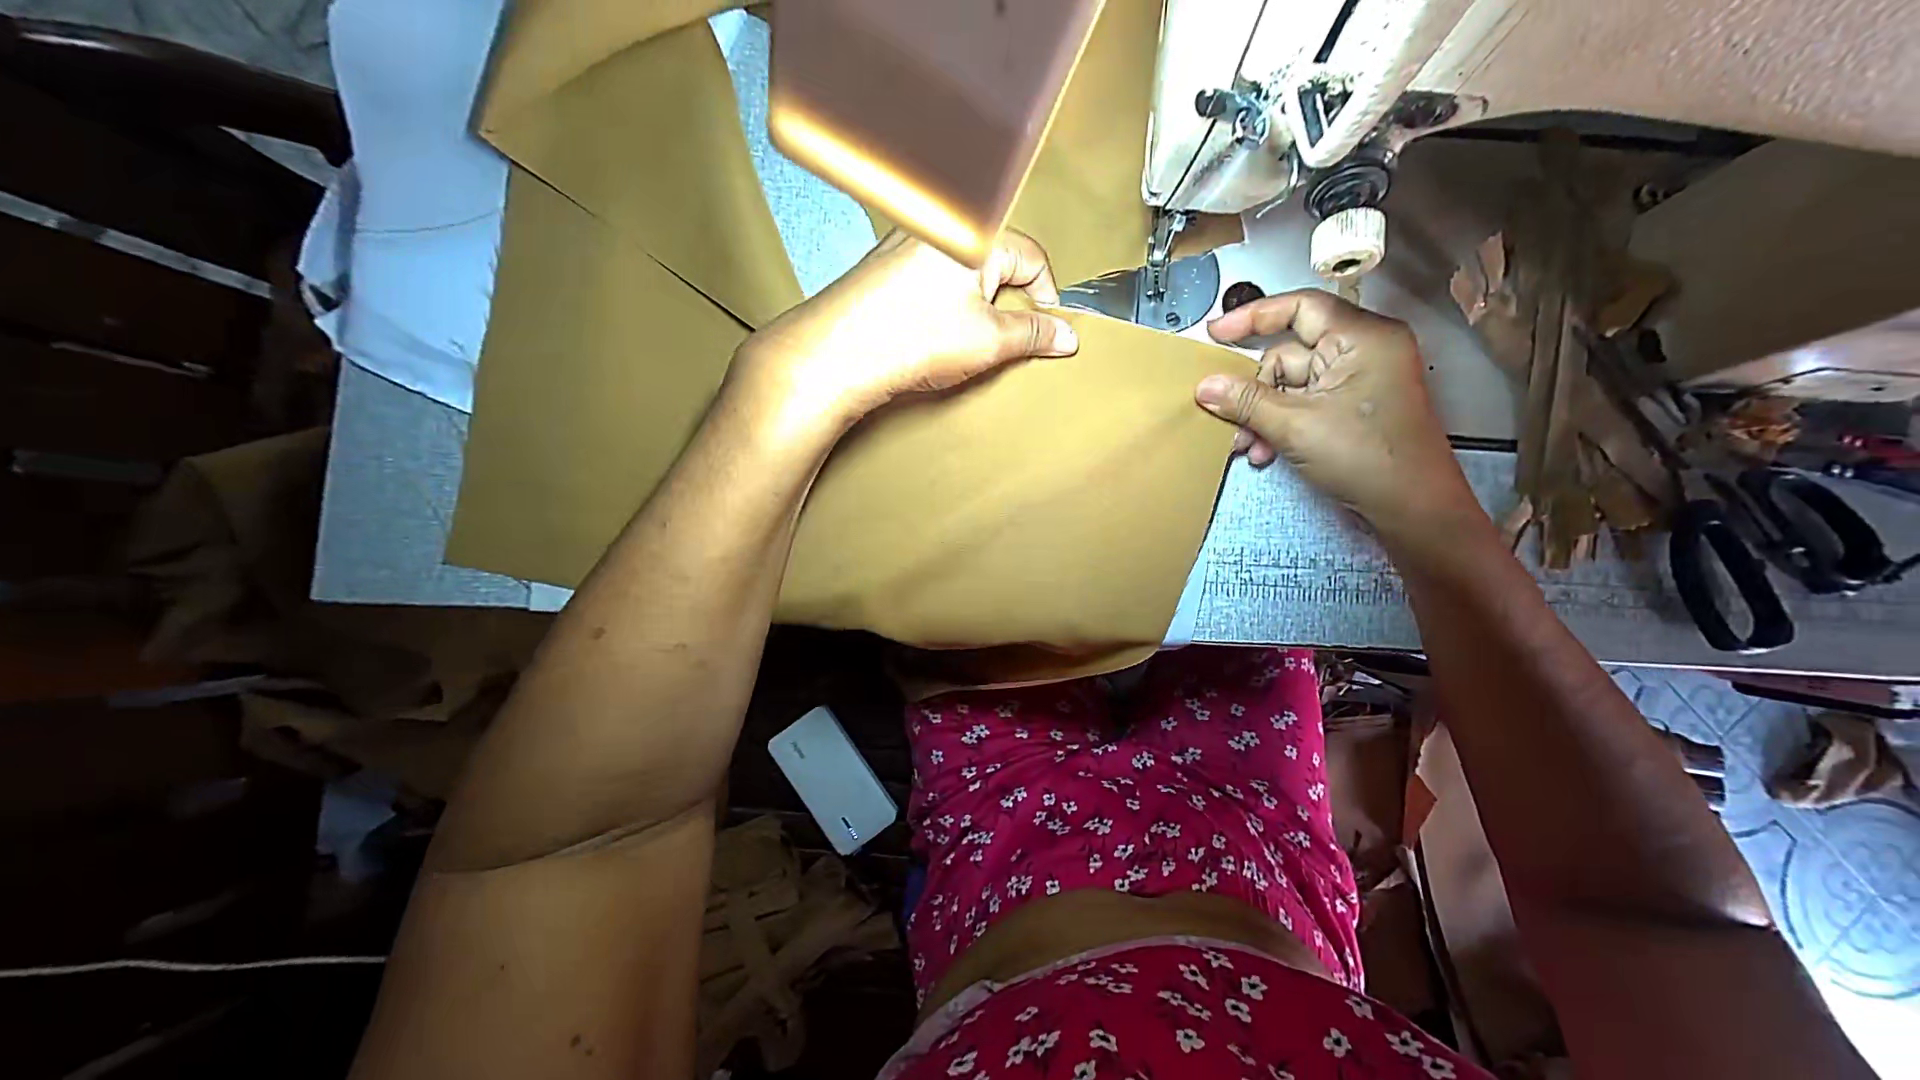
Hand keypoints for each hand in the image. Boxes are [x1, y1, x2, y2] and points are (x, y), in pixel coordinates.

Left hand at [730, 229, 1078, 435]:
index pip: (1034, 258)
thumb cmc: (906, 337)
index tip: (1045, 329)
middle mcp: (942, 228)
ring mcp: (908, 243)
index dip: (1046, 298)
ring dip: (974, 306)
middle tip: (1002, 340)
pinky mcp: (885, 266)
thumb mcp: (990, 341)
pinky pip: (932, 281)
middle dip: (1008, 303)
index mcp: (976, 234)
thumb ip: (1035, 334)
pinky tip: (930, 335)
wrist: (839, 355)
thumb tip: (1064, 336)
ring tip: (960, 342)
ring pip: (963, 274)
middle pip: (998, 263)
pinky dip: (943, 306)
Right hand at [1195, 289, 1477, 542]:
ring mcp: (1360, 380)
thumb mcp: (1294, 425)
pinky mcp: (1354, 407)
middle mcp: (1364, 351)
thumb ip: (1245, 401)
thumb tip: (1205, 387)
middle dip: (1254, 390)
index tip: (1216, 333)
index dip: (1252, 317)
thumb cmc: (1368, 458)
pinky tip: (1266, 451)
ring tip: (1247, 445)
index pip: (1299, 307)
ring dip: (1262, 414)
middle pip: (1289, 354)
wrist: (1413, 509)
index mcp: (1362, 338)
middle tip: (1228, 419)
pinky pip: (1305, 404)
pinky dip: (1281, 424)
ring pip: (1292, 385)